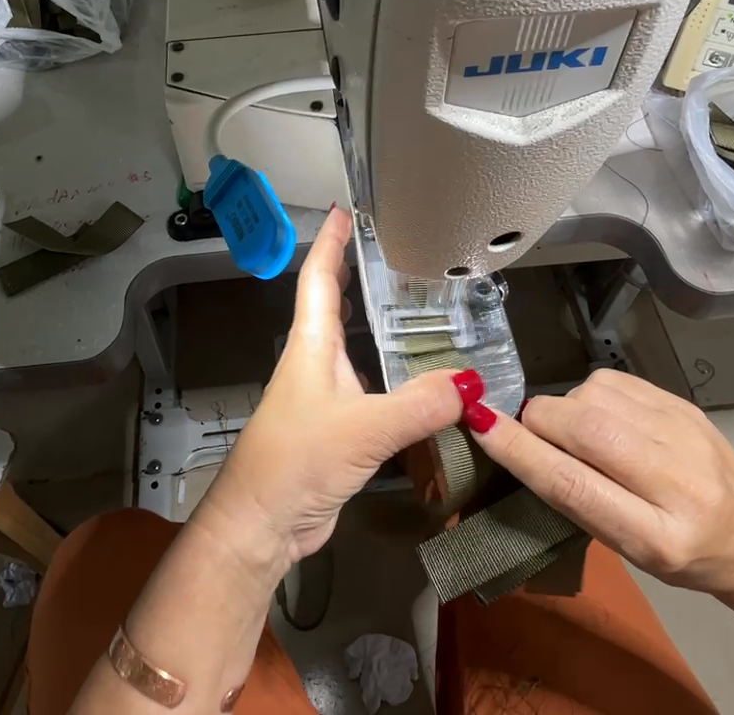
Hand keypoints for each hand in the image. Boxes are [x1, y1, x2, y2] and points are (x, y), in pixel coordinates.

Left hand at [193, 208, 468, 578]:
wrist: (261, 523)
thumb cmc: (297, 460)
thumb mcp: (363, 428)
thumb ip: (419, 405)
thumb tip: (472, 385)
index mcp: (311, 345)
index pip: (317, 277)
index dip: (330, 242)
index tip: (345, 210)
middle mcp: (315, 361)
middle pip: (334, 304)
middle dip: (356, 274)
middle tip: (395, 251)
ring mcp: (323, 395)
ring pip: (353, 346)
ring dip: (375, 323)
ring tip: (417, 306)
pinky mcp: (336, 427)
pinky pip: (368, 387)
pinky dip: (390, 373)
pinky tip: (417, 378)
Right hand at [470, 369, 733, 608]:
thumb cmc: (679, 555)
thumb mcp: (625, 549)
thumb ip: (573, 497)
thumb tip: (513, 438)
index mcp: (658, 538)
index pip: (574, 485)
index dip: (520, 451)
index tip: (480, 424)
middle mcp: (677, 481)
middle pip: (583, 427)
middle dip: (539, 421)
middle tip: (531, 434)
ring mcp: (685, 434)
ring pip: (591, 395)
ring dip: (565, 408)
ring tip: (577, 434)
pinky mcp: (682, 403)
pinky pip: (609, 380)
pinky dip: (588, 395)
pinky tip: (602, 416)